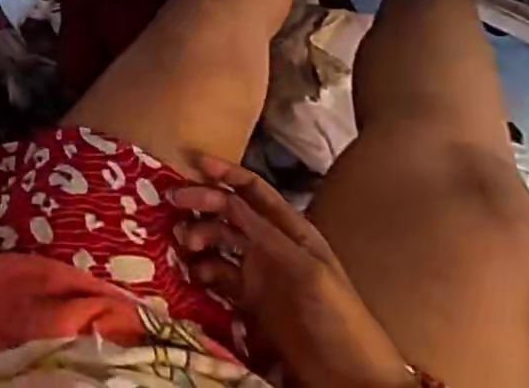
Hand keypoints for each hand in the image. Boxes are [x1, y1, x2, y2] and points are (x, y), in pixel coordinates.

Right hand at [171, 156, 412, 387]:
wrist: (353, 381)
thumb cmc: (339, 317)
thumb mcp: (306, 270)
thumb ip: (268, 235)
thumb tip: (228, 199)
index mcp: (289, 228)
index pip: (253, 189)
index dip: (226, 173)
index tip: (196, 163)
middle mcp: (270, 243)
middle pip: (230, 211)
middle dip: (203, 203)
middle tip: (174, 202)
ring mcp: (259, 272)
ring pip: (220, 241)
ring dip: (199, 236)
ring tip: (183, 244)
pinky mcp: (251, 301)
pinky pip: (219, 276)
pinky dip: (202, 270)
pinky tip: (193, 274)